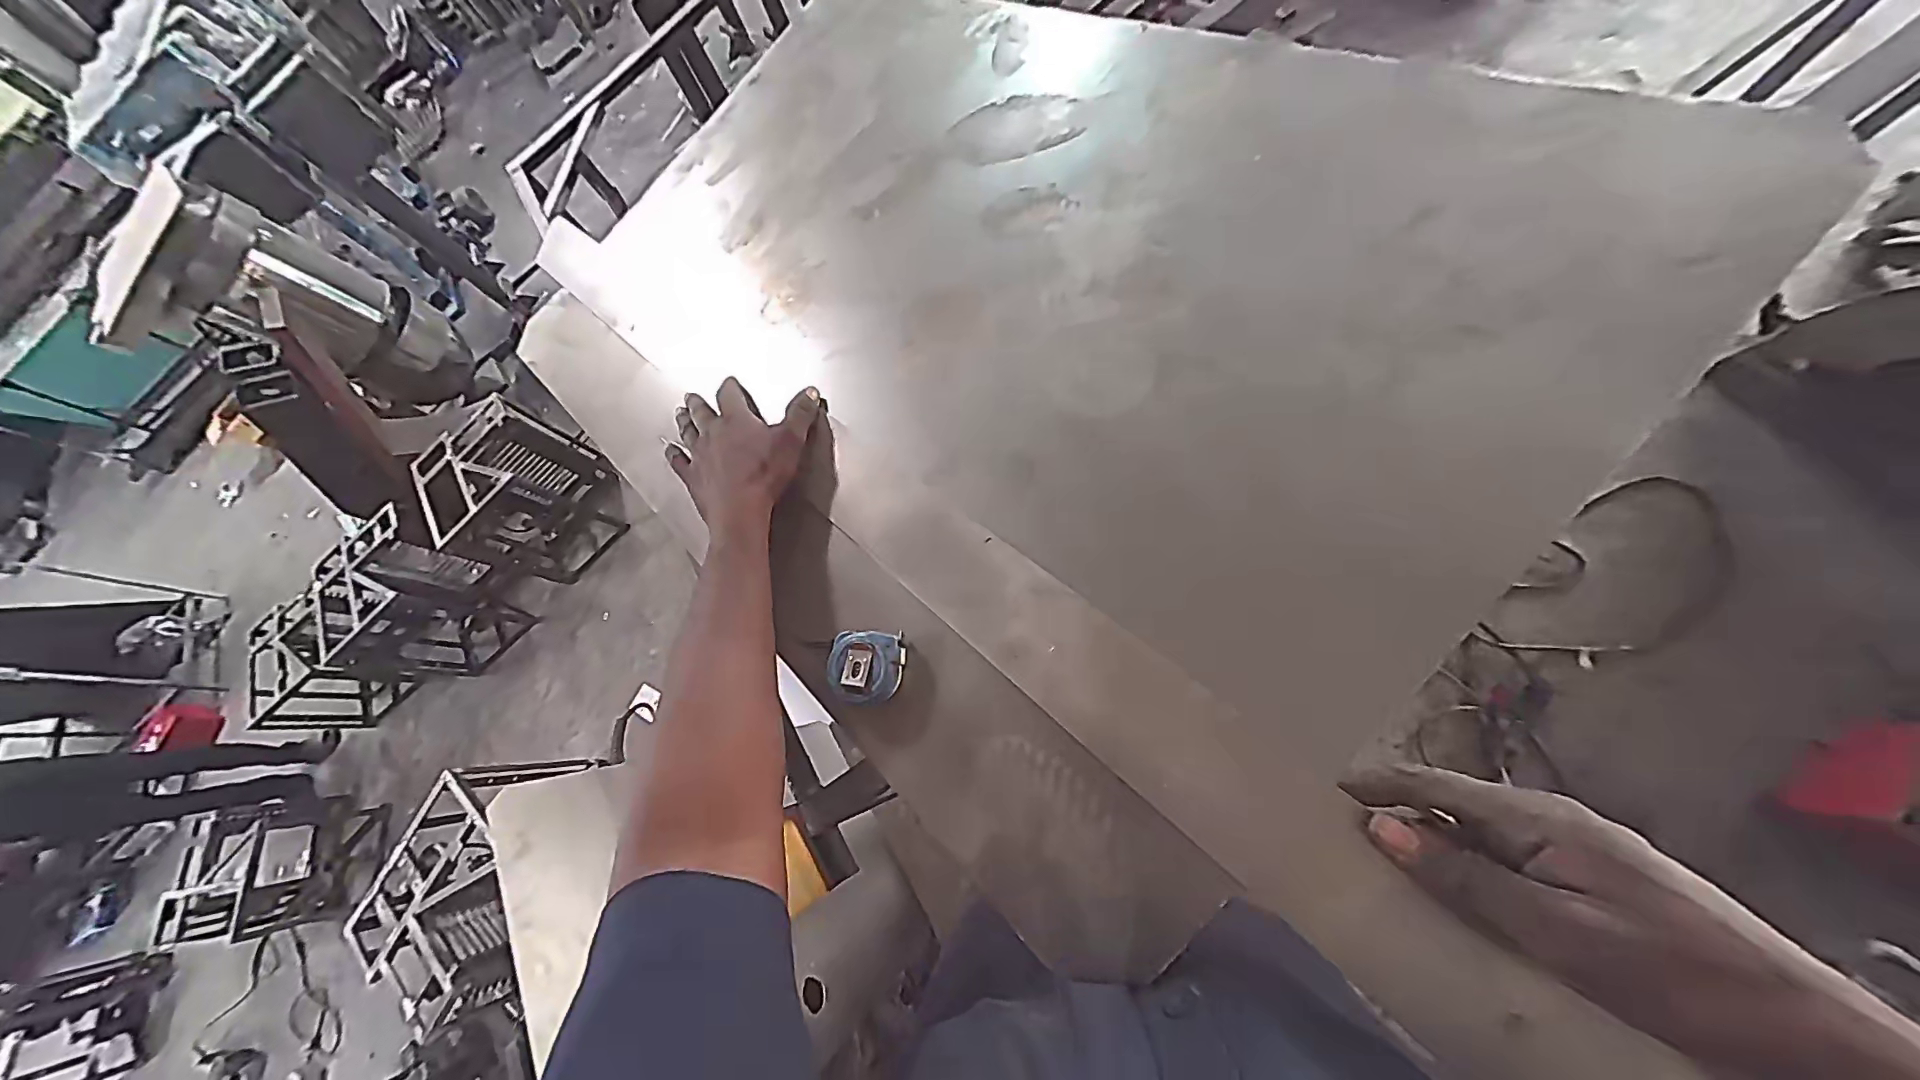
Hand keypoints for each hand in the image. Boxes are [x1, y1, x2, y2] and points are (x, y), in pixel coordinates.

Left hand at [666, 377, 820, 542]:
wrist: (740, 509)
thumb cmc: (764, 476)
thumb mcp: (792, 440)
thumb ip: (801, 414)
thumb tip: (810, 393)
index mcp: (736, 420)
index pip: (730, 395)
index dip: (730, 387)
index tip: (729, 383)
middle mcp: (713, 433)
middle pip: (702, 412)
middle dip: (699, 402)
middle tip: (693, 396)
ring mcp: (700, 455)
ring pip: (688, 432)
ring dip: (684, 422)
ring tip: (680, 413)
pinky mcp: (693, 477)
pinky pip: (679, 462)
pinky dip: (674, 455)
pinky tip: (670, 451)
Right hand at [1342, 765, 1919, 1079]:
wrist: (1810, 1031)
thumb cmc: (1669, 973)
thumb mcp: (1556, 931)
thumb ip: (1466, 876)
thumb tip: (1383, 826)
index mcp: (1540, 819)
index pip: (1436, 784)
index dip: (1379, 782)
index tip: (1328, 785)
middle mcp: (1555, 818)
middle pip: (1457, 800)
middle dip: (1400, 804)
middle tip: (1347, 821)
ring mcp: (1579, 844)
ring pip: (1482, 827)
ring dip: (1434, 831)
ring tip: (1389, 848)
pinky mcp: (1596, 873)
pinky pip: (1509, 851)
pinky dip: (1468, 855)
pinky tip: (1459, 877)